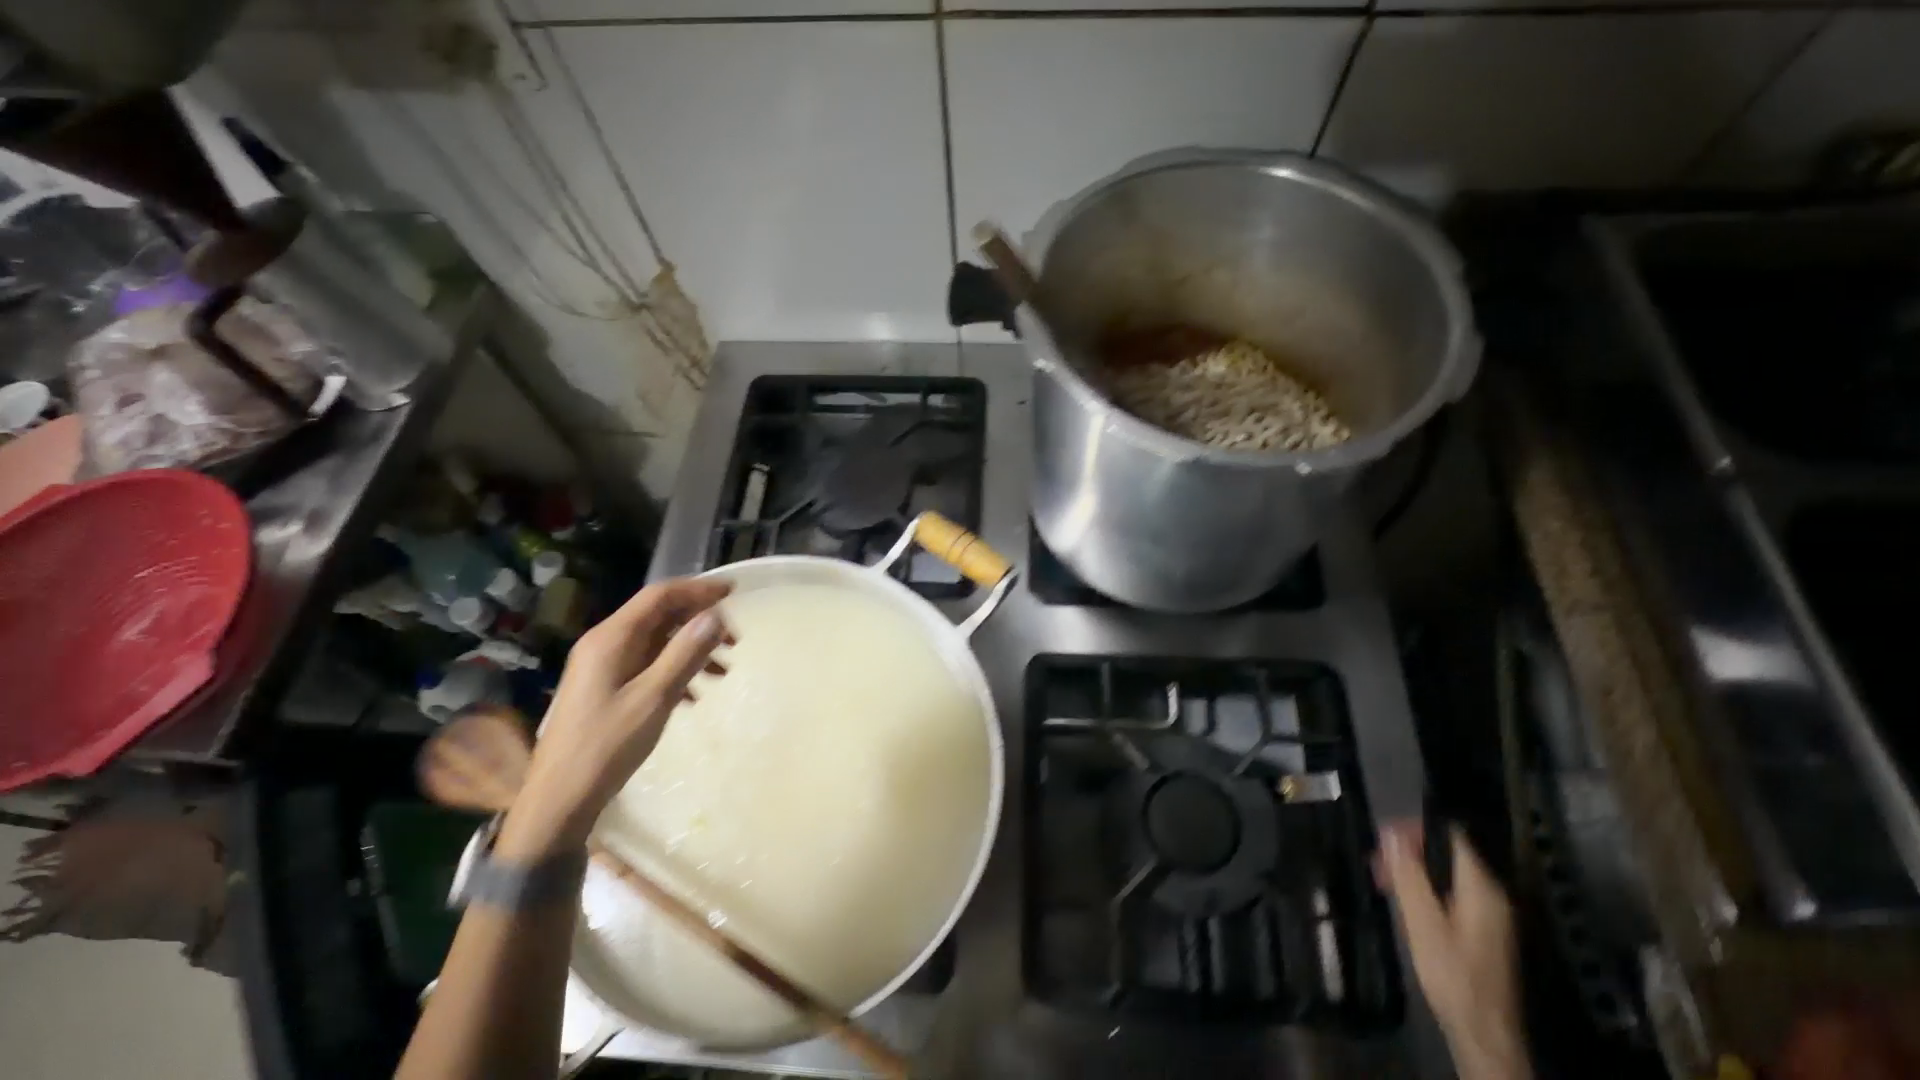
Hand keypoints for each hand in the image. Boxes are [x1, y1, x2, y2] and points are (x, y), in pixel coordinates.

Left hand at [496, 578, 731, 857]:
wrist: (560, 797)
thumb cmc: (607, 746)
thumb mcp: (654, 699)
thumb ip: (684, 654)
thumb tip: (715, 616)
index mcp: (611, 639)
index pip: (659, 596)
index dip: (698, 590)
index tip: (734, 593)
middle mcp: (604, 644)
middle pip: (658, 616)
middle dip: (699, 622)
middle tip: (735, 641)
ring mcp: (601, 667)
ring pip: (655, 642)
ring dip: (690, 649)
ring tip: (722, 672)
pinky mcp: (603, 688)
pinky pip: (646, 665)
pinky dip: (674, 670)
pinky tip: (694, 696)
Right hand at [1379, 821, 1530, 1079]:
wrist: (1483, 1031)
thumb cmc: (1451, 974)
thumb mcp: (1422, 923)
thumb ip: (1408, 876)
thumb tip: (1391, 834)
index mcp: (1481, 887)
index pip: (1450, 836)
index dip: (1415, 830)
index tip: (1383, 838)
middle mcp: (1492, 895)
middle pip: (1449, 856)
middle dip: (1410, 854)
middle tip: (1376, 865)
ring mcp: (1492, 915)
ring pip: (1449, 878)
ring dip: (1416, 875)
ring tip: (1384, 885)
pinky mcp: (1485, 933)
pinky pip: (1454, 897)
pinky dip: (1429, 894)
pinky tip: (1408, 910)